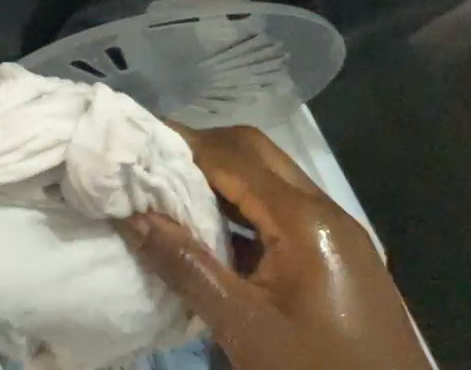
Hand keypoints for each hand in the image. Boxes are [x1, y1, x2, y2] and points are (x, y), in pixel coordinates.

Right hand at [116, 125, 428, 369]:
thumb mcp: (244, 328)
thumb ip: (185, 265)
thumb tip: (130, 215)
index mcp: (306, 220)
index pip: (231, 156)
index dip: (180, 144)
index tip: (134, 142)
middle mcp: (327, 214)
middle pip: (254, 152)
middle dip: (200, 149)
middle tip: (151, 162)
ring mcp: (339, 238)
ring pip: (269, 179)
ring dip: (220, 177)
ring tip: (170, 192)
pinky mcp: (340, 263)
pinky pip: (282, 212)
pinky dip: (242, 207)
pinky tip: (211, 232)